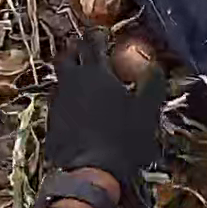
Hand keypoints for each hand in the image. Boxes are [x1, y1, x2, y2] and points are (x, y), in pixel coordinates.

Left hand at [43, 33, 164, 192]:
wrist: (91, 172)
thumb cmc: (124, 137)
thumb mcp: (147, 110)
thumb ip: (151, 83)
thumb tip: (156, 65)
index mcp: (96, 72)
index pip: (92, 43)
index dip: (96, 36)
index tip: (102, 35)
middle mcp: (73, 81)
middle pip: (67, 56)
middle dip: (75, 51)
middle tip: (86, 53)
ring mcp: (58, 101)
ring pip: (60, 79)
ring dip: (69, 76)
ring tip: (82, 82)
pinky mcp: (50, 121)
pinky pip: (57, 101)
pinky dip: (66, 99)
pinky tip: (75, 109)